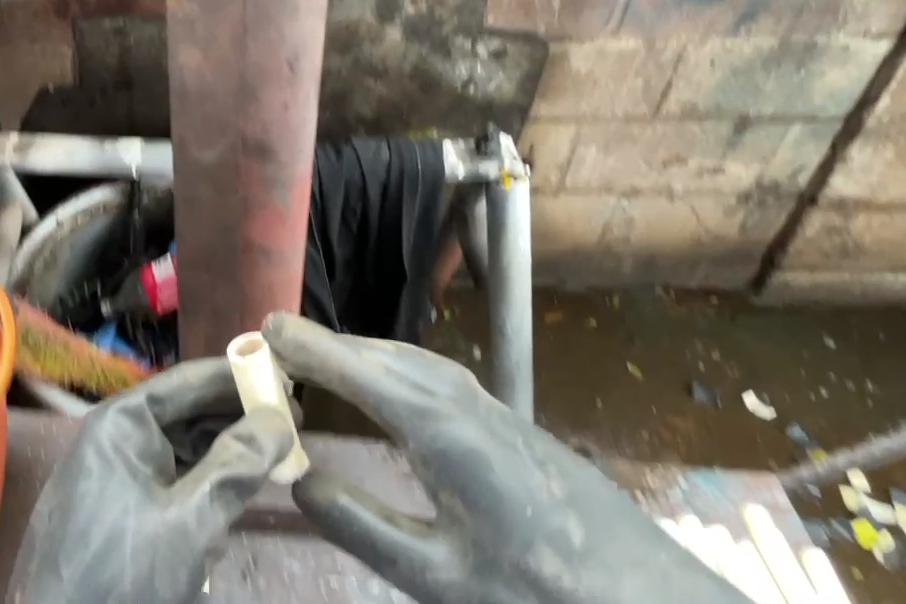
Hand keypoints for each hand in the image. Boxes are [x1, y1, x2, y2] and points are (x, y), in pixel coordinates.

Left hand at [8, 358, 294, 603]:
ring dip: (227, 455)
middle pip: (189, 413)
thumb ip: (235, 468)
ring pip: (184, 449)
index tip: (287, 382)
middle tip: (293, 428)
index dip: (240, 377)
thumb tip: (278, 420)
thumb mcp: (189, 522)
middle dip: (239, 421)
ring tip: (276, 461)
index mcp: (123, 421)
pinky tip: (235, 498)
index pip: (190, 381)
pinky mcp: (121, 507)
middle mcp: (118, 435)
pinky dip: (206, 485)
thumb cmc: (121, 571)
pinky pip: (172, 480)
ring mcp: (117, 471)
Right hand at [263, 313, 748, 603]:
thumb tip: (295, 476)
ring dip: (350, 353)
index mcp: (434, 425)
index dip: (306, 344)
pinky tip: (372, 385)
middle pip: (373, 352)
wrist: (644, 593)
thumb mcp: (435, 575)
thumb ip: (358, 523)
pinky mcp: (495, 413)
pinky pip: (421, 370)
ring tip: (308, 361)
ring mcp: (480, 399)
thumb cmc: (535, 588)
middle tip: (269, 351)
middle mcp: (454, 394)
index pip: (353, 366)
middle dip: (320, 345)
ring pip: (399, 357)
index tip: (261, 327)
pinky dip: (380, 366)